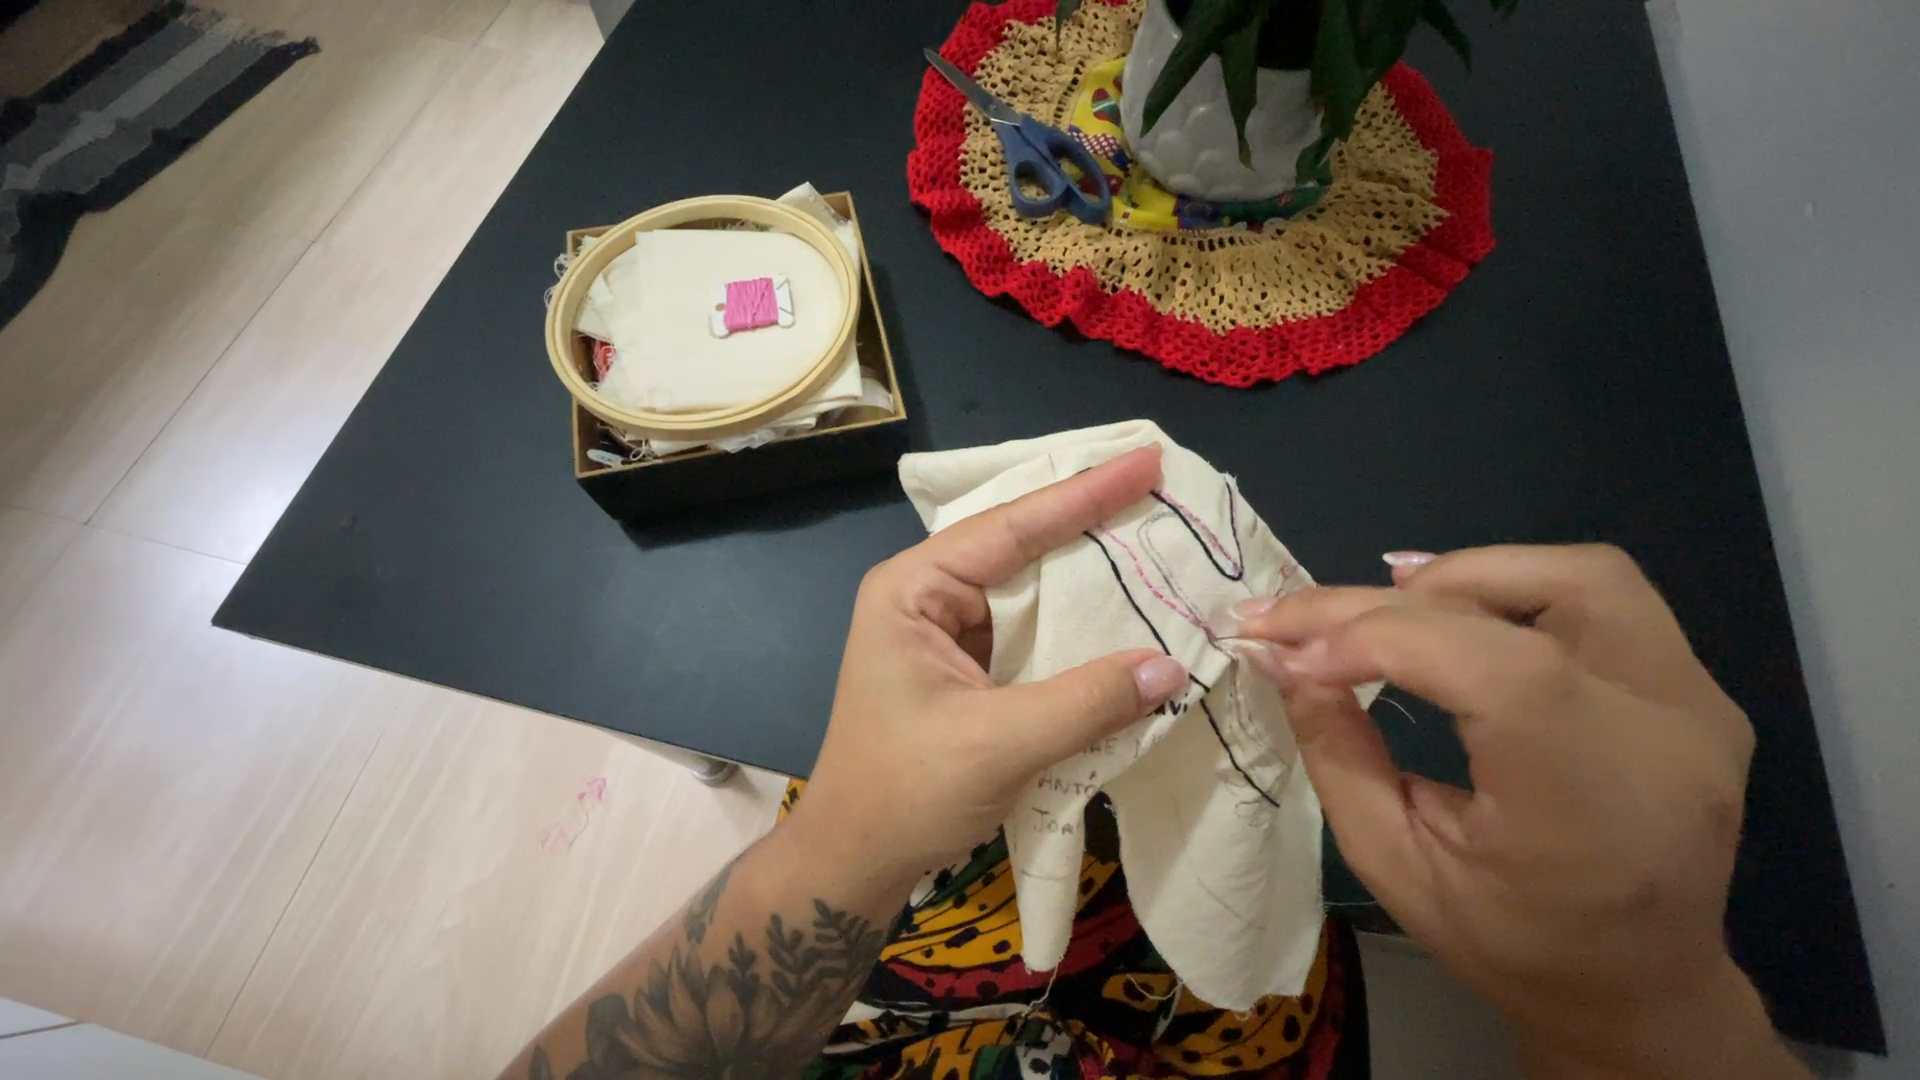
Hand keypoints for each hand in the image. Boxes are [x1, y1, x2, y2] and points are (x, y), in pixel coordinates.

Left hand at [789, 446, 1188, 880]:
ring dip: (1089, 575)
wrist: (858, 857)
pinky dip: (1077, 625)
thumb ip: (1087, 701)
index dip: (1083, 495)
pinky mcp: (969, 665)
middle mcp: (929, 594)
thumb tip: (1174, 666)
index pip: (1009, 527)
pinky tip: (1126, 614)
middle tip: (1161, 491)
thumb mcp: (999, 744)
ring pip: (1031, 588)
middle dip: (1090, 523)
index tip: (1146, 462)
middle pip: (1021, 546)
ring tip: (1158, 542)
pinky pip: (1032, 630)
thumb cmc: (906, 793)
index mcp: (914, 588)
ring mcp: (949, 630)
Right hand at [1234, 545, 1796, 1078]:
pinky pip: (1596, 592)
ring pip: (1573, 573)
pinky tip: (1437, 602)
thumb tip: (1278, 655)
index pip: (1499, 673)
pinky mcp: (1689, 685)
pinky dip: (1502, 581)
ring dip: (1454, 576)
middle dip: (1378, 604)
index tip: (1288, 655)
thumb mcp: (1390, 860)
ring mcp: (1695, 702)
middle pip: (1524, 602)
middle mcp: (1666, 737)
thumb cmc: (1505, 939)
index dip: (1381, 640)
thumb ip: (1334, 749)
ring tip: (1373, 611)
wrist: (1637, 984)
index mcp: (1593, 810)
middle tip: (1289, 617)